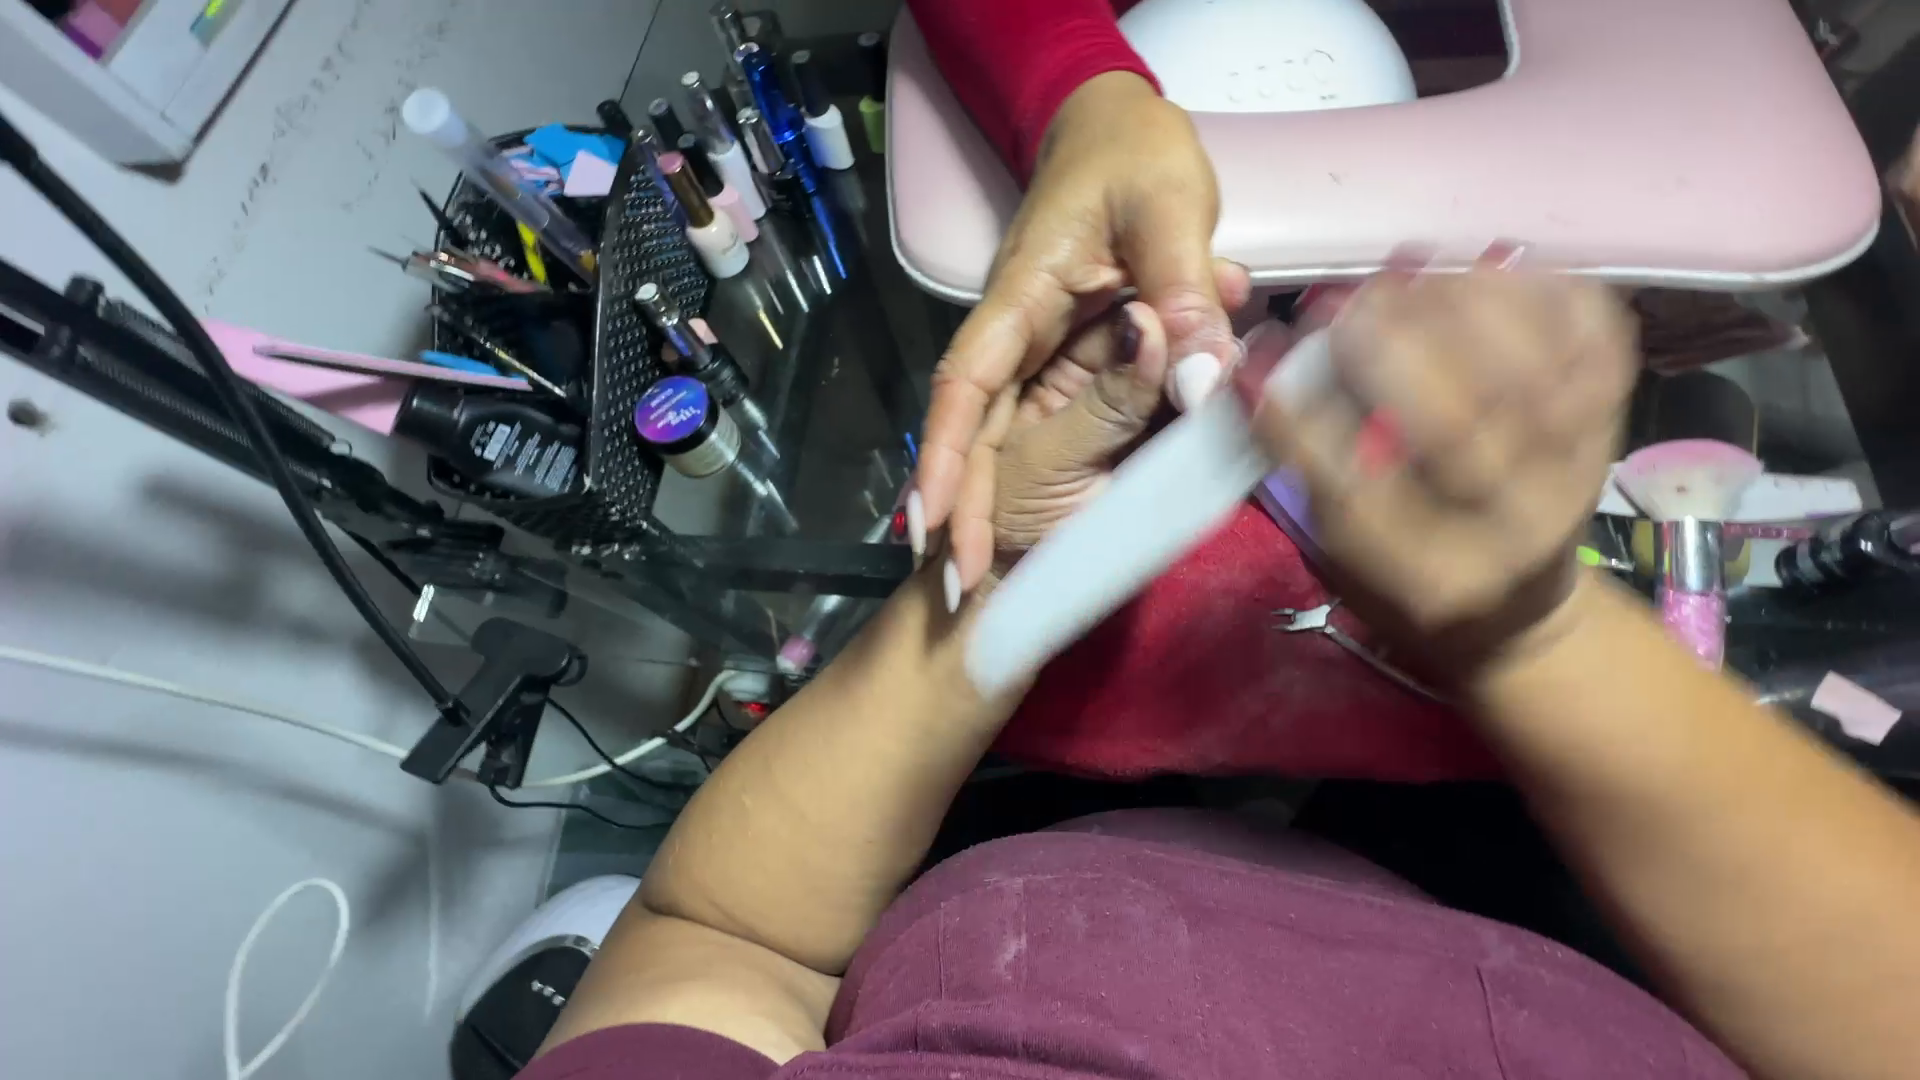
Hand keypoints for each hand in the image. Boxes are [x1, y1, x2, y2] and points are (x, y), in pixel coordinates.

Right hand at [914, 72, 1246, 595]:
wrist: (1119, 127)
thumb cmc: (1132, 156)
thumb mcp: (1164, 214)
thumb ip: (1178, 293)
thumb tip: (1201, 382)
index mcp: (1019, 301)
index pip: (965, 385)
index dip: (941, 457)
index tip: (928, 527)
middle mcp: (1017, 337)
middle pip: (977, 429)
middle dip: (962, 504)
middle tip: (964, 578)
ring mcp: (1039, 352)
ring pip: (1014, 433)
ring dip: (1002, 495)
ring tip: (985, 564)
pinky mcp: (1070, 360)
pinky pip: (1073, 412)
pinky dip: (1074, 456)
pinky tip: (1079, 497)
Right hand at [1242, 259, 1638, 677]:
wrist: (1518, 600)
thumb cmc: (1405, 574)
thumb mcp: (1340, 546)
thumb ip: (1306, 465)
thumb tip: (1261, 370)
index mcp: (1433, 577)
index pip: (1358, 497)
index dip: (1302, 423)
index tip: (1261, 364)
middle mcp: (1516, 529)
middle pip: (1461, 430)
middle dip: (1391, 350)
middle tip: (1342, 304)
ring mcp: (1581, 470)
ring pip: (1535, 373)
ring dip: (1460, 306)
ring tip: (1404, 276)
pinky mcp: (1617, 421)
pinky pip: (1596, 338)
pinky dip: (1540, 290)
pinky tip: (1480, 270)